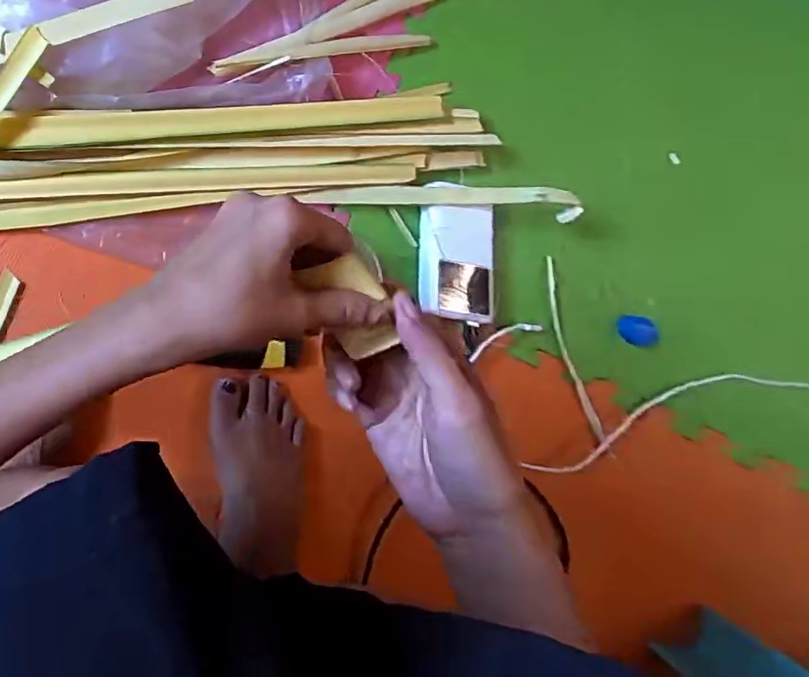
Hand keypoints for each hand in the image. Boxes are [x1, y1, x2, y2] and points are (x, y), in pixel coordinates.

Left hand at [127, 193, 392, 357]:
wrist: (164, 316)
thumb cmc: (234, 312)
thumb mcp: (294, 313)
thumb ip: (341, 307)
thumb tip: (382, 311)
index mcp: (286, 214)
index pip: (339, 237)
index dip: (350, 270)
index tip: (348, 300)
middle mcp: (262, 200)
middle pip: (310, 231)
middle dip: (321, 266)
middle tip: (319, 305)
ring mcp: (235, 208)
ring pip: (283, 233)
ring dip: (296, 263)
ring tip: (292, 301)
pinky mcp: (217, 221)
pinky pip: (258, 233)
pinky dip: (272, 255)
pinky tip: (265, 288)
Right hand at [324, 293, 524, 538]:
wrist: (467, 519)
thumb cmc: (475, 453)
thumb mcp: (457, 398)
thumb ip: (427, 348)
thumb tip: (398, 297)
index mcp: (436, 352)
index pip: (401, 310)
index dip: (374, 296)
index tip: (344, 289)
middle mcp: (408, 362)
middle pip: (367, 328)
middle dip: (346, 330)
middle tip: (334, 340)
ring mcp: (387, 387)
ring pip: (350, 354)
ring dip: (339, 361)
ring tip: (348, 387)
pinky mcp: (370, 412)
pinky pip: (343, 385)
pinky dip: (337, 387)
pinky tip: (346, 405)